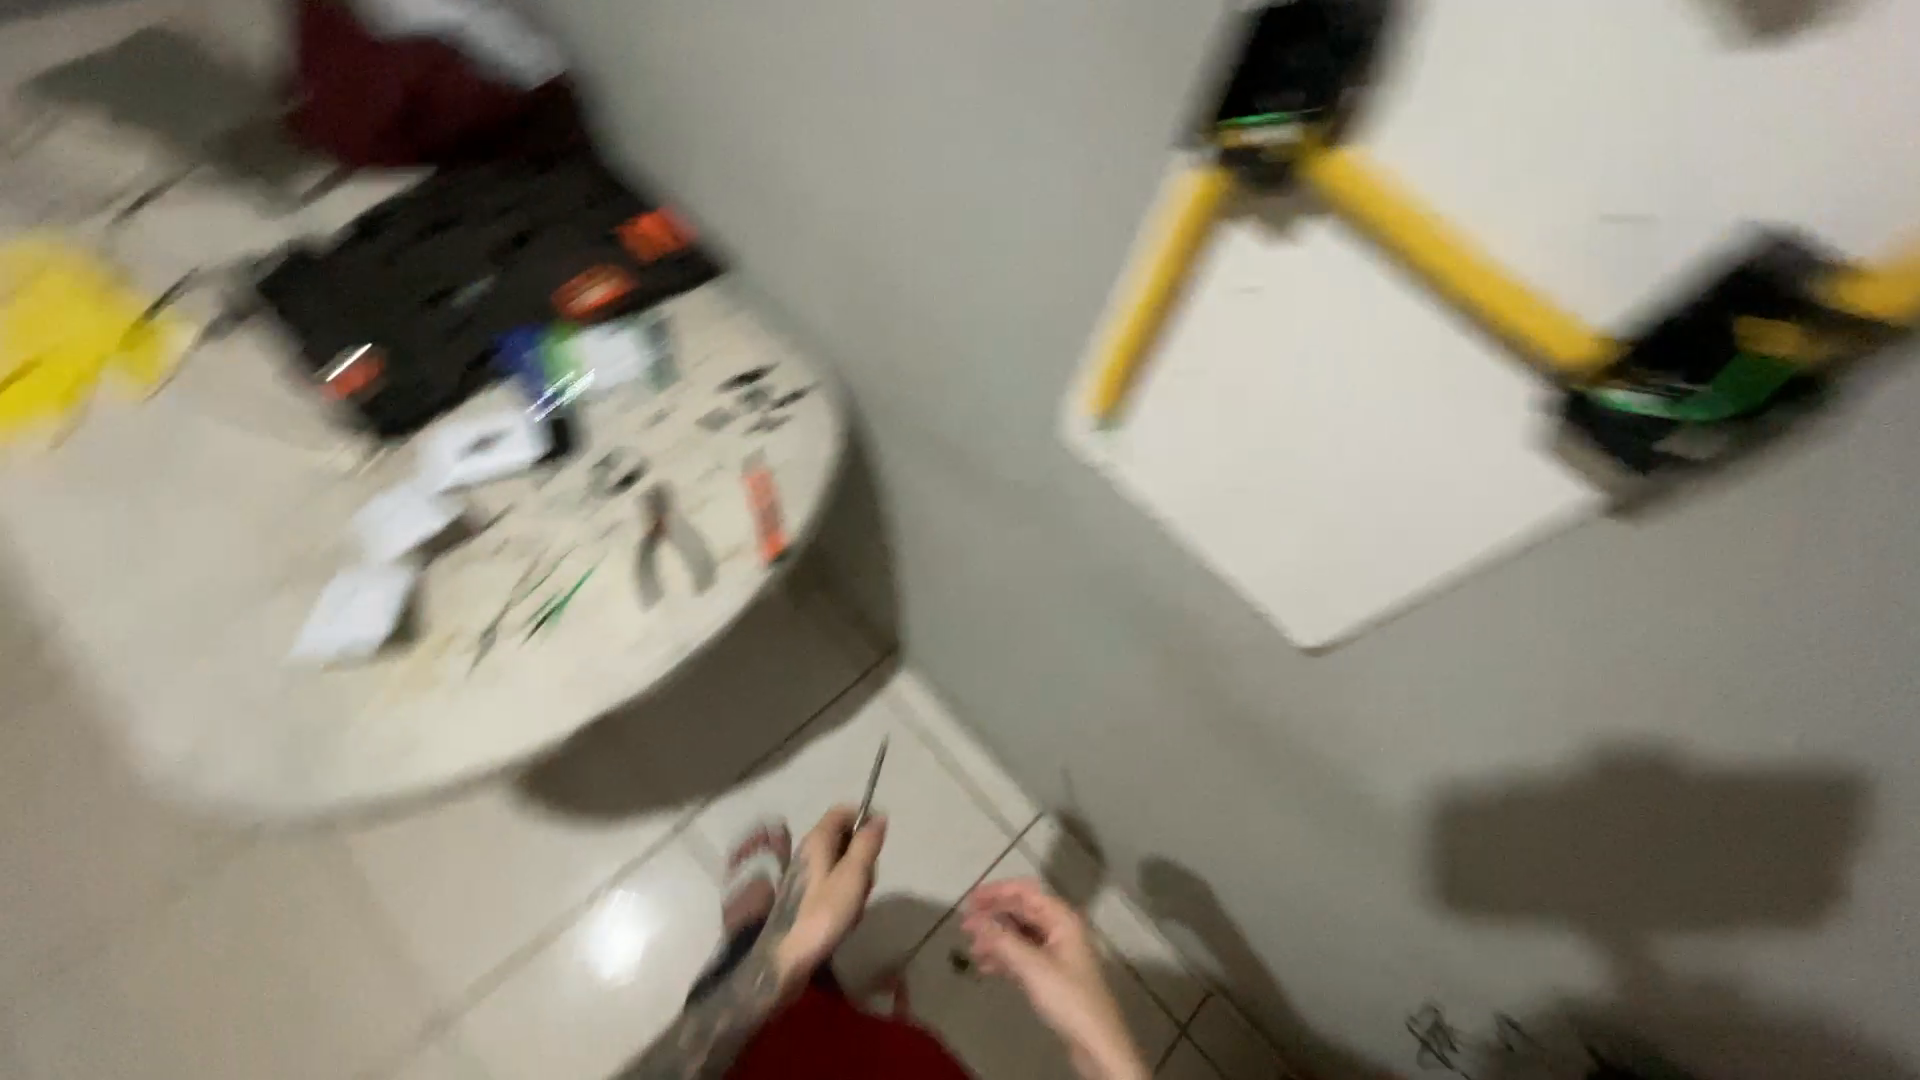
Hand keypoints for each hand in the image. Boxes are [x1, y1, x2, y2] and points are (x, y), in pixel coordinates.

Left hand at [768, 806, 886, 986]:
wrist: (785, 960)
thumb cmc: (821, 915)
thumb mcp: (853, 877)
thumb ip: (867, 844)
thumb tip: (879, 817)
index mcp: (817, 840)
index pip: (842, 811)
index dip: (863, 819)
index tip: (878, 841)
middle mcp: (808, 850)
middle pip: (844, 837)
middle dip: (863, 856)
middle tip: (866, 880)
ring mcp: (805, 872)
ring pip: (841, 862)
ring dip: (856, 879)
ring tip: (855, 904)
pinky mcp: (805, 893)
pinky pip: (833, 882)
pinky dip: (844, 894)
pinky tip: (845, 916)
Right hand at [962, 879, 1149, 1079]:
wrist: (1097, 1043)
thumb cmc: (1068, 997)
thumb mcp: (1032, 967)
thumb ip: (1002, 940)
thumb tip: (974, 919)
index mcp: (1061, 918)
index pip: (1026, 892)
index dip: (998, 891)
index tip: (971, 899)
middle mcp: (1060, 928)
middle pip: (1022, 912)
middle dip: (994, 916)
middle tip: (965, 926)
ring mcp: (1057, 951)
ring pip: (1021, 935)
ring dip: (997, 939)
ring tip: (972, 950)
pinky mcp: (1053, 973)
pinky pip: (1024, 955)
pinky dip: (1005, 957)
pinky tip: (986, 967)